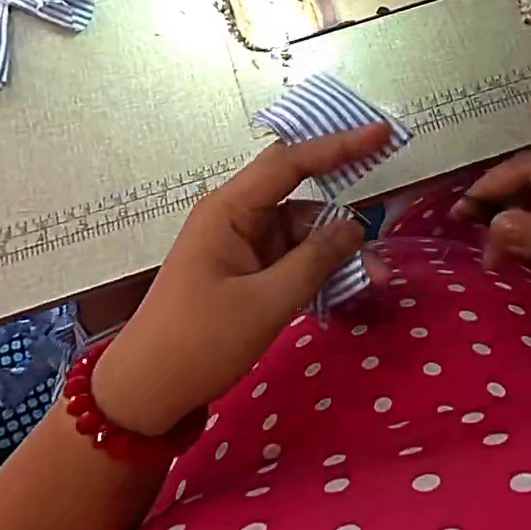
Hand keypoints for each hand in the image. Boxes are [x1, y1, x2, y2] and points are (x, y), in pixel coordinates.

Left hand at [90, 124, 391, 434]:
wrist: (147, 395)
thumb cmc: (199, 342)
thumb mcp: (267, 302)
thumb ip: (316, 259)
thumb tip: (354, 226)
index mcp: (229, 209)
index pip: (290, 162)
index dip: (339, 145)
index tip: (381, 133)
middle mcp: (237, 216)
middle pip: (301, 196)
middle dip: (343, 205)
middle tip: (383, 210)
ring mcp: (243, 244)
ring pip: (304, 231)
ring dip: (338, 250)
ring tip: (373, 278)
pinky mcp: (249, 270)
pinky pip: (295, 256)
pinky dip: (321, 268)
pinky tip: (347, 286)